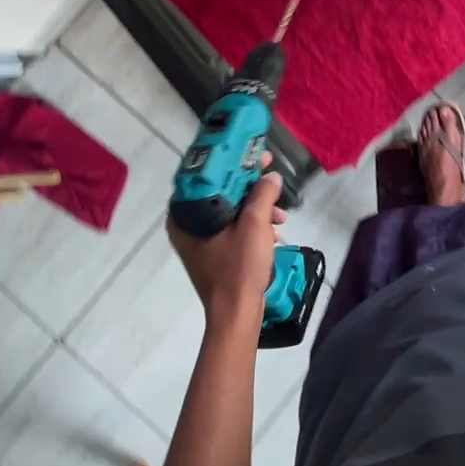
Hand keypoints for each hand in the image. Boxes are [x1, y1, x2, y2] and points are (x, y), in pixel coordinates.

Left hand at [167, 161, 287, 329]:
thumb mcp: (255, 224)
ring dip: (257, 206)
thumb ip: (262, 193)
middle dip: (249, 185)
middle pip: (219, 190)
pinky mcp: (214, 251)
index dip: (229, 159)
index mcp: (185, 217)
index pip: (203, 174)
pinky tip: (275, 231)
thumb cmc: (238, 268)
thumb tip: (271, 176)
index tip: (251, 151)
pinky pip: (233, 226)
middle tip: (269, 173)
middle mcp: (187, 226)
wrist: (237, 314)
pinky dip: (253, 224)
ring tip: (280, 214)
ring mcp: (200, 240)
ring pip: (230, 209)